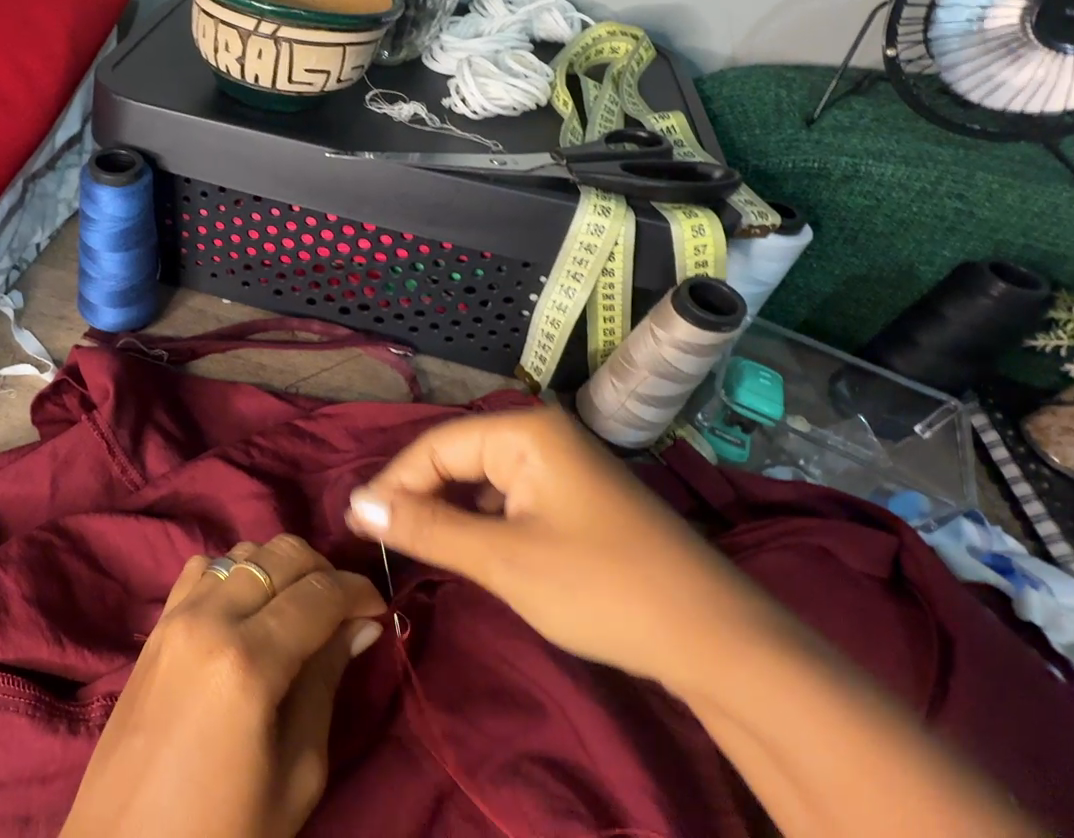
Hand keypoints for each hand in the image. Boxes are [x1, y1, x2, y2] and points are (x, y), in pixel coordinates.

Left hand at [62, 535, 387, 837]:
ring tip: (300, 607)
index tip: (379, 609)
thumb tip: (360, 625)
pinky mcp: (154, 628)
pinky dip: (234, 572)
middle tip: (344, 608)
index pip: (319, 593)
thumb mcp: (297, 771)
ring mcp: (174, 618)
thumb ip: (325, 683)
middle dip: (323, 569)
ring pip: (240, 553)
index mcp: (247, 662)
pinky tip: (248, 608)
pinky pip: (201, 570)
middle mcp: (208, 621)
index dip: (359, 591)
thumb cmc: (225, 826)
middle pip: (280, 554)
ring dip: (279, 567)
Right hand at [344, 406, 777, 685]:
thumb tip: (356, 504)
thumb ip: (426, 528)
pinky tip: (469, 551)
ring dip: (448, 511)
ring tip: (417, 548)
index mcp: (527, 433)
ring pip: (482, 480)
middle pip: (458, 458)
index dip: (393, 485)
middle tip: (384, 542)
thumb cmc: (601, 588)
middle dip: (419, 496)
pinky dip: (481, 522)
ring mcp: (565, 468)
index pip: (435, 446)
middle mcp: (545, 437)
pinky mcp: (578, 501)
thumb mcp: (502, 559)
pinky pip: (510, 499)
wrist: (717, 640)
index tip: (358, 527)